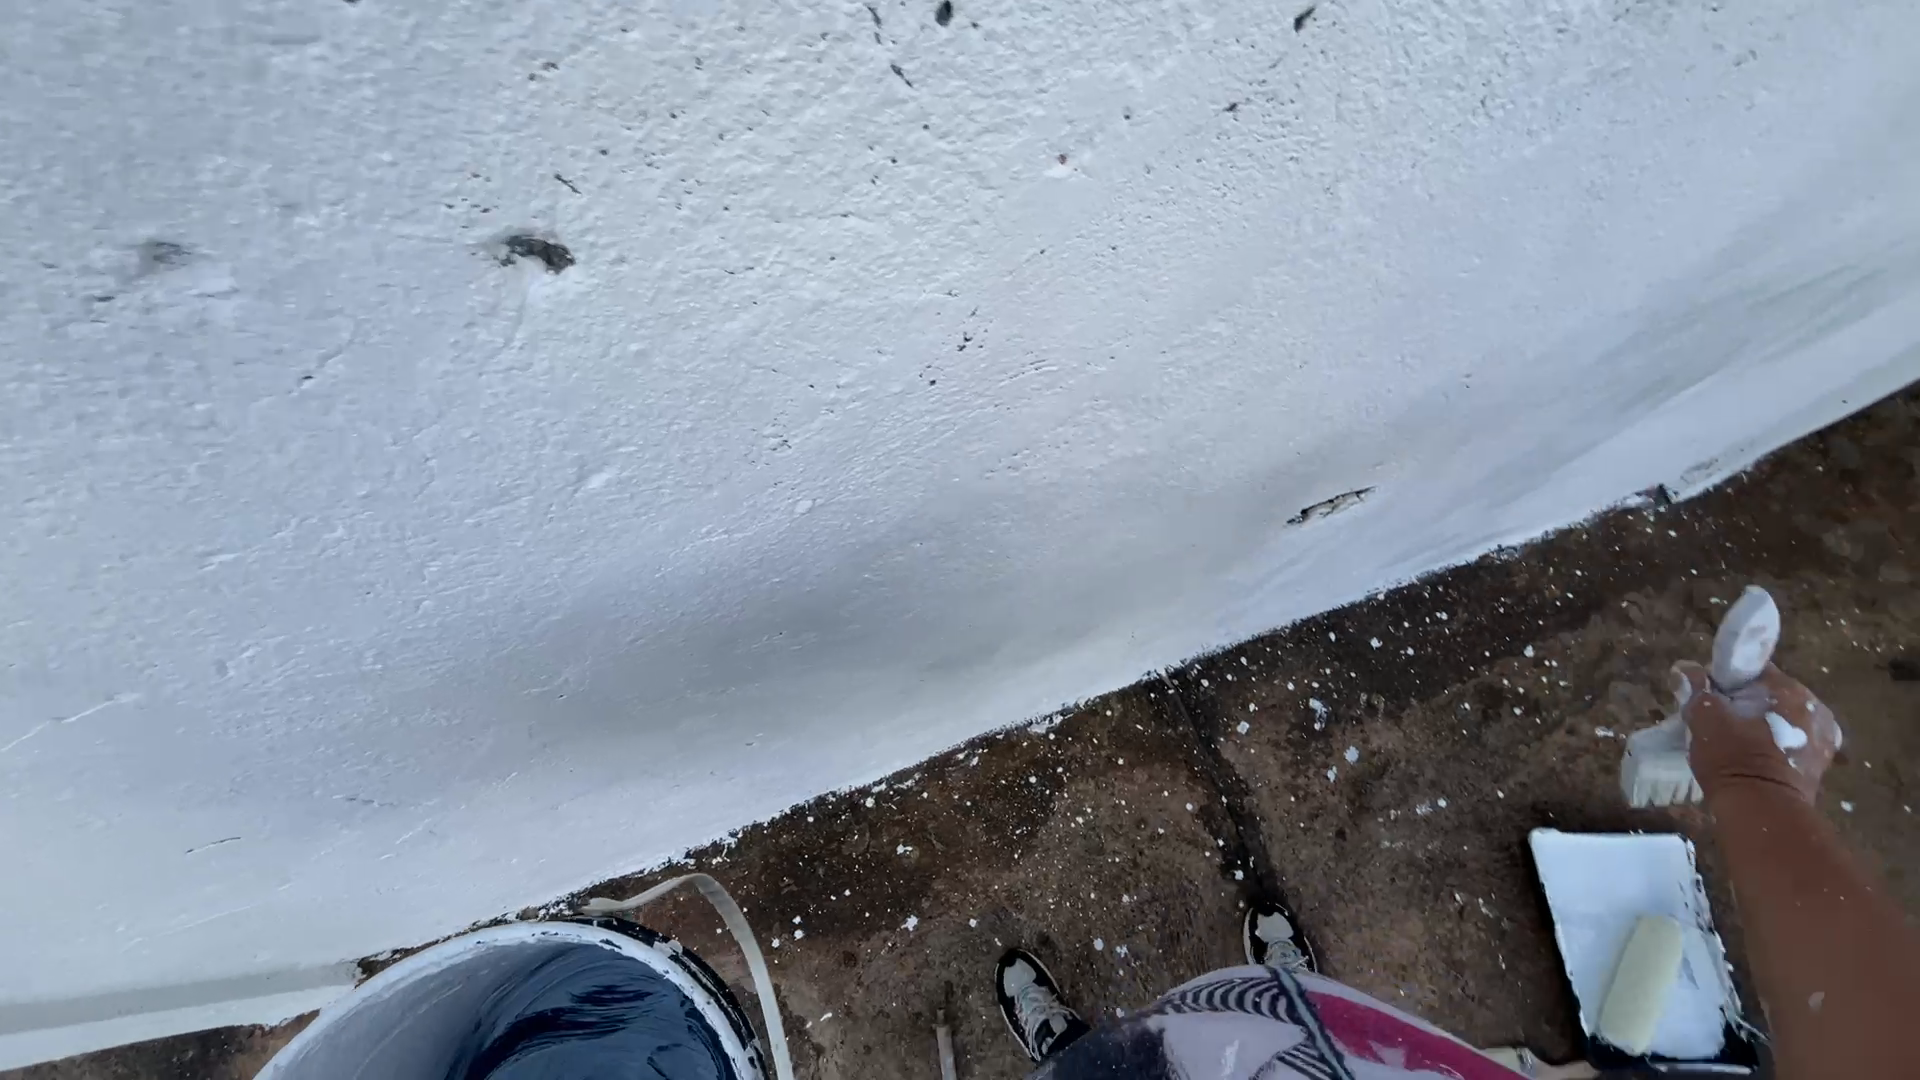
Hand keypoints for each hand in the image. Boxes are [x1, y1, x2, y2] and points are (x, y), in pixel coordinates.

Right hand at [1673, 661, 1841, 802]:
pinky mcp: (1819, 759)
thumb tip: (1685, 666)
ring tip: (1728, 738)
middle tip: (1712, 717)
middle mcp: (1815, 709)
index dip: (1722, 678)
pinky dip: (1767, 739)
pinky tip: (1747, 752)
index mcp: (1791, 692)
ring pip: (1776, 716)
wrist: (1761, 806)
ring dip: (1754, 721)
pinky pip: (1786, 737)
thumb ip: (1696, 686)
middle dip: (1739, 701)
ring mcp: (1823, 736)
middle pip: (1766, 693)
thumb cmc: (1732, 756)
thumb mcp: (1703, 716)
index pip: (1751, 670)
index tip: (1704, 694)